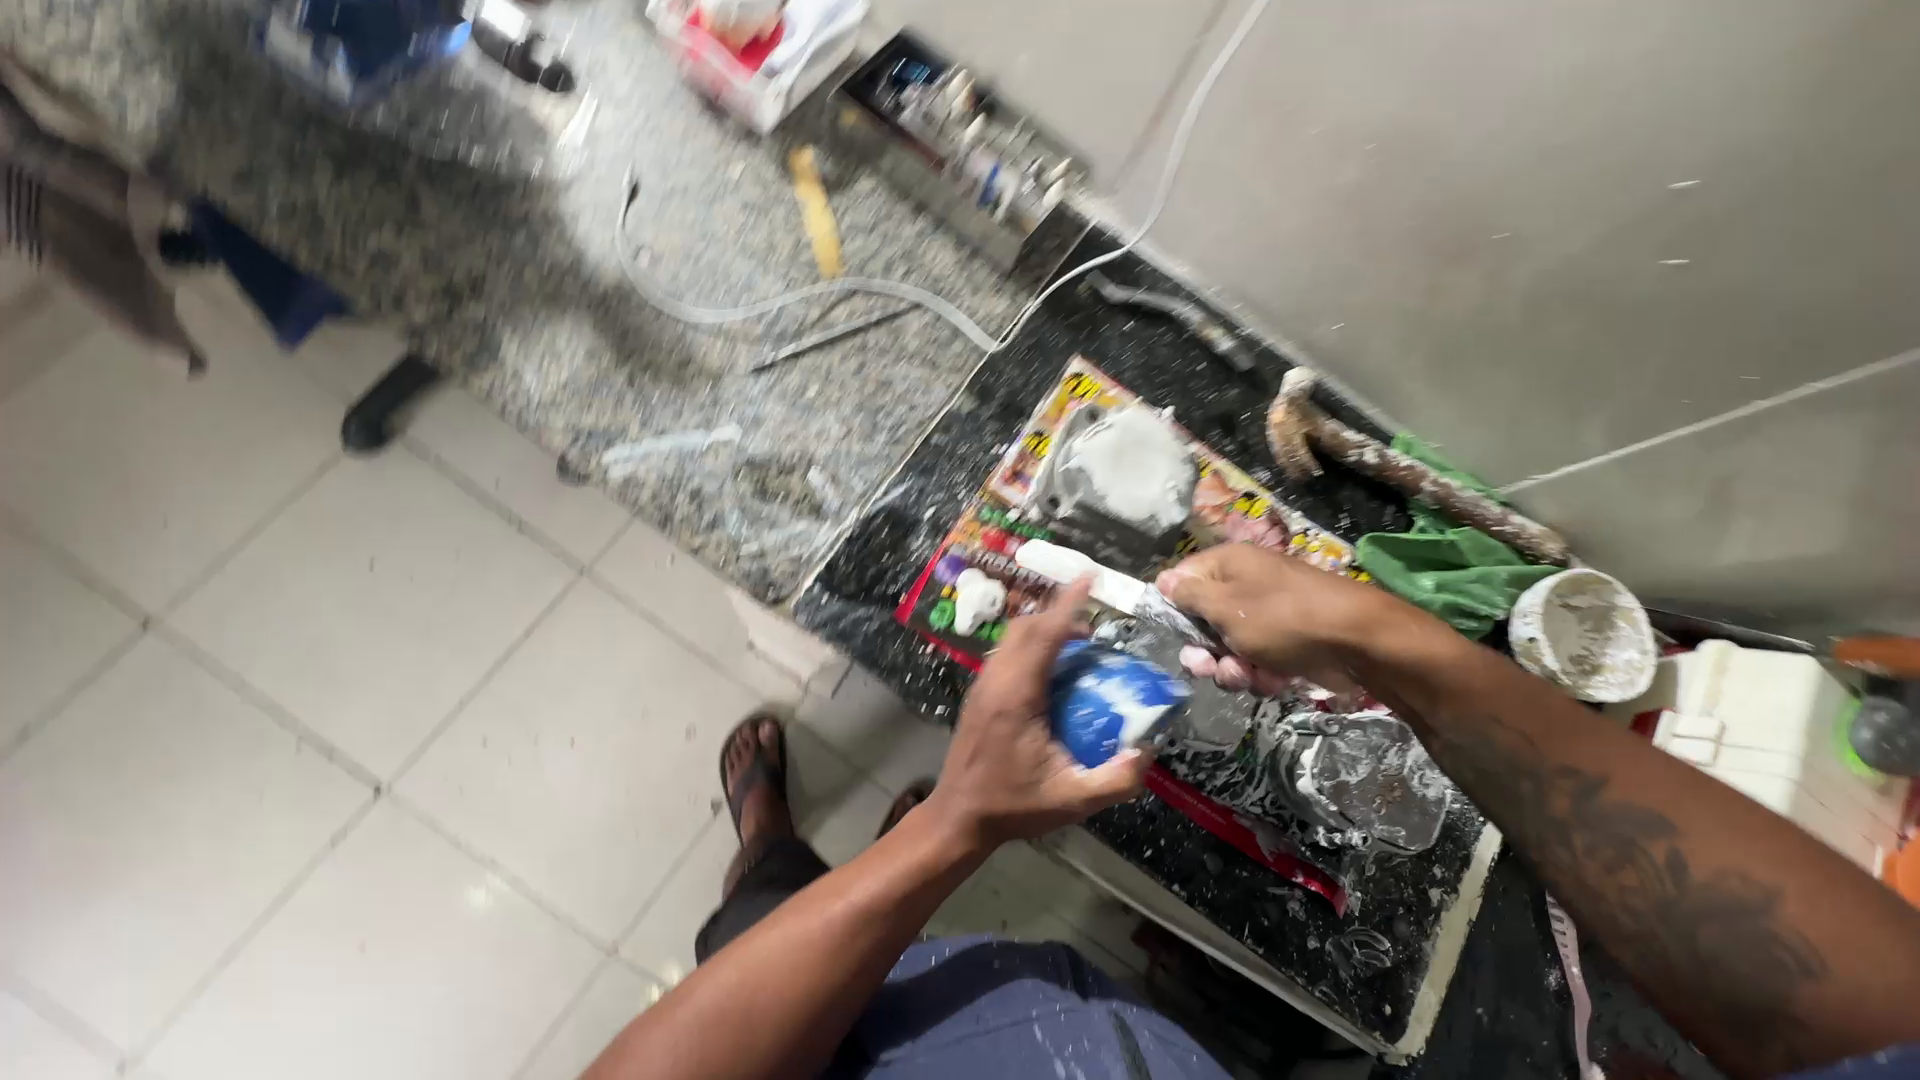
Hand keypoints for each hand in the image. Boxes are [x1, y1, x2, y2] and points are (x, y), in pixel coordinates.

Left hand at [926, 577, 1152, 849]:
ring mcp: (982, 686)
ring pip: (1012, 638)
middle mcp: (995, 681)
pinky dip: (1031, 646)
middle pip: (1025, 628)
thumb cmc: (1012, 806)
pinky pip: (1006, 654)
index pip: (1044, 636)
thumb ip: (1116, 780)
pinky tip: (1052, 670)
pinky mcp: (978, 695)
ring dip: (1044, 630)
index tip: (1089, 578)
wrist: (958, 817)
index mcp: (1016, 696)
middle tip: (1094, 625)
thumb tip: (1148, 750)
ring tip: (1078, 643)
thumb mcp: (1072, 800)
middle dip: (1059, 613)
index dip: (1068, 604)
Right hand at [1154, 542, 1415, 694]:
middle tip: (1209, 666)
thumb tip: (1162, 580)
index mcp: (1227, 565)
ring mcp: (1265, 617)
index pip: (1182, 579)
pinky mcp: (1284, 644)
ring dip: (1231, 669)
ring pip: (1227, 649)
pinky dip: (1260, 675)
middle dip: (1204, 651)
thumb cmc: (1281, 617)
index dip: (1174, 607)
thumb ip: (1188, 594)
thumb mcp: (1224, 605)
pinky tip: (1273, 680)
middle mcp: (1243, 586)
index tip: (1176, 632)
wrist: (1355, 642)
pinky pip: (1255, 662)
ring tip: (1249, 674)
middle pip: (1201, 621)